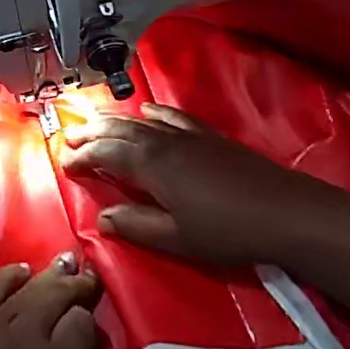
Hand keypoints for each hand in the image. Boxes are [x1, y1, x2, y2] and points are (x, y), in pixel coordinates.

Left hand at [0, 253, 102, 348]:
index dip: (94, 327)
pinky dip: (8, 275)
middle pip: (56, 296)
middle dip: (78, 286)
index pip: (82, 326)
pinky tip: (21, 270)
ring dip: (48, 275)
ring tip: (66, 261)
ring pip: (27, 287)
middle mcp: (24, 333)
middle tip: (92, 276)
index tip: (98, 334)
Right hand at [61, 103, 349, 268]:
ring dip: (113, 120)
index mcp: (149, 164)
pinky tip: (145, 111)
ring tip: (94, 121)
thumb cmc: (227, 229)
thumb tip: (101, 218)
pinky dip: (152, 113)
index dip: (82, 156)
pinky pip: (170, 116)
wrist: (284, 210)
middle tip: (70, 136)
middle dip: (90, 132)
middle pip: (116, 129)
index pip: (104, 153)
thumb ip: (136, 225)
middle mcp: (160, 141)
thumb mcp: (177, 237)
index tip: (65, 164)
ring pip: (138, 121)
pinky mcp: (206, 135)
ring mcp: (184, 134)